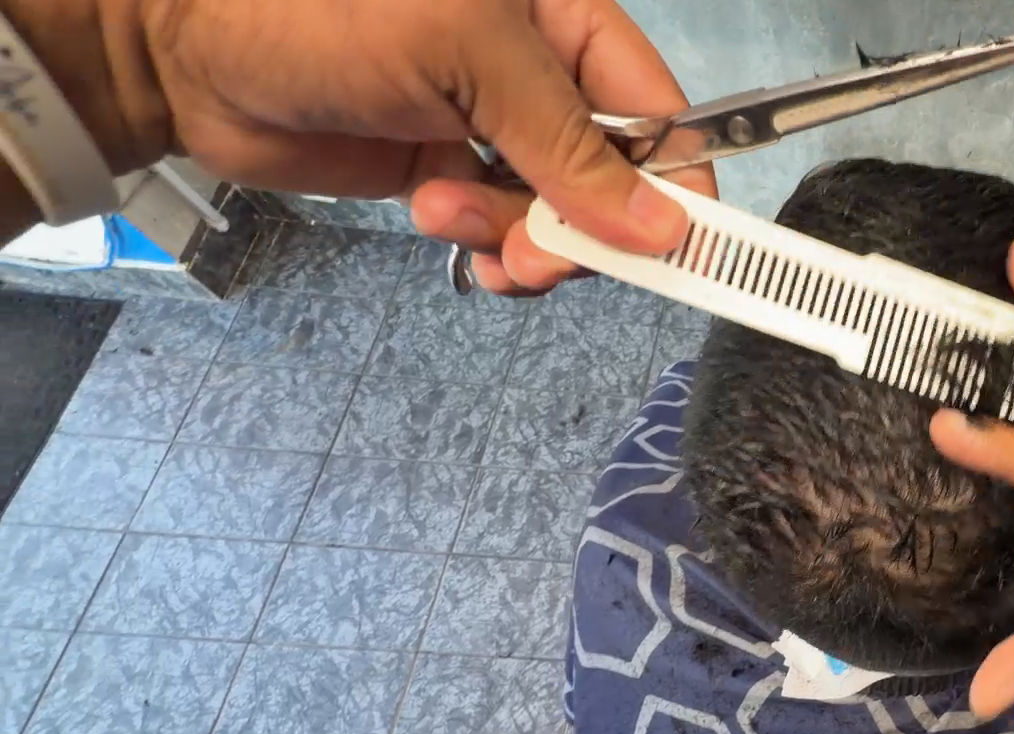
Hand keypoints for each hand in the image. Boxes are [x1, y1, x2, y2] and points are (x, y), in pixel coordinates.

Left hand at [23, 0, 715, 291]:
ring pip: (567, 220)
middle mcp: (547, 81)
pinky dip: (498, 253)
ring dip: (524, 240)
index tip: (673, 251)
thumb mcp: (465, 52)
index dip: (678, 188)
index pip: (662, 118)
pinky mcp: (464, 175)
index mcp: (567, 24)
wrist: (162, 32)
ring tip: (452, 219)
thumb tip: (666, 230)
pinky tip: (456, 240)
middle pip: (619, 185)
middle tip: (537, 254)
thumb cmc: (317, 5)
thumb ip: (572, 147)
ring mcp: (504, 133)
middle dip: (583, 229)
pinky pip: (516, 235)